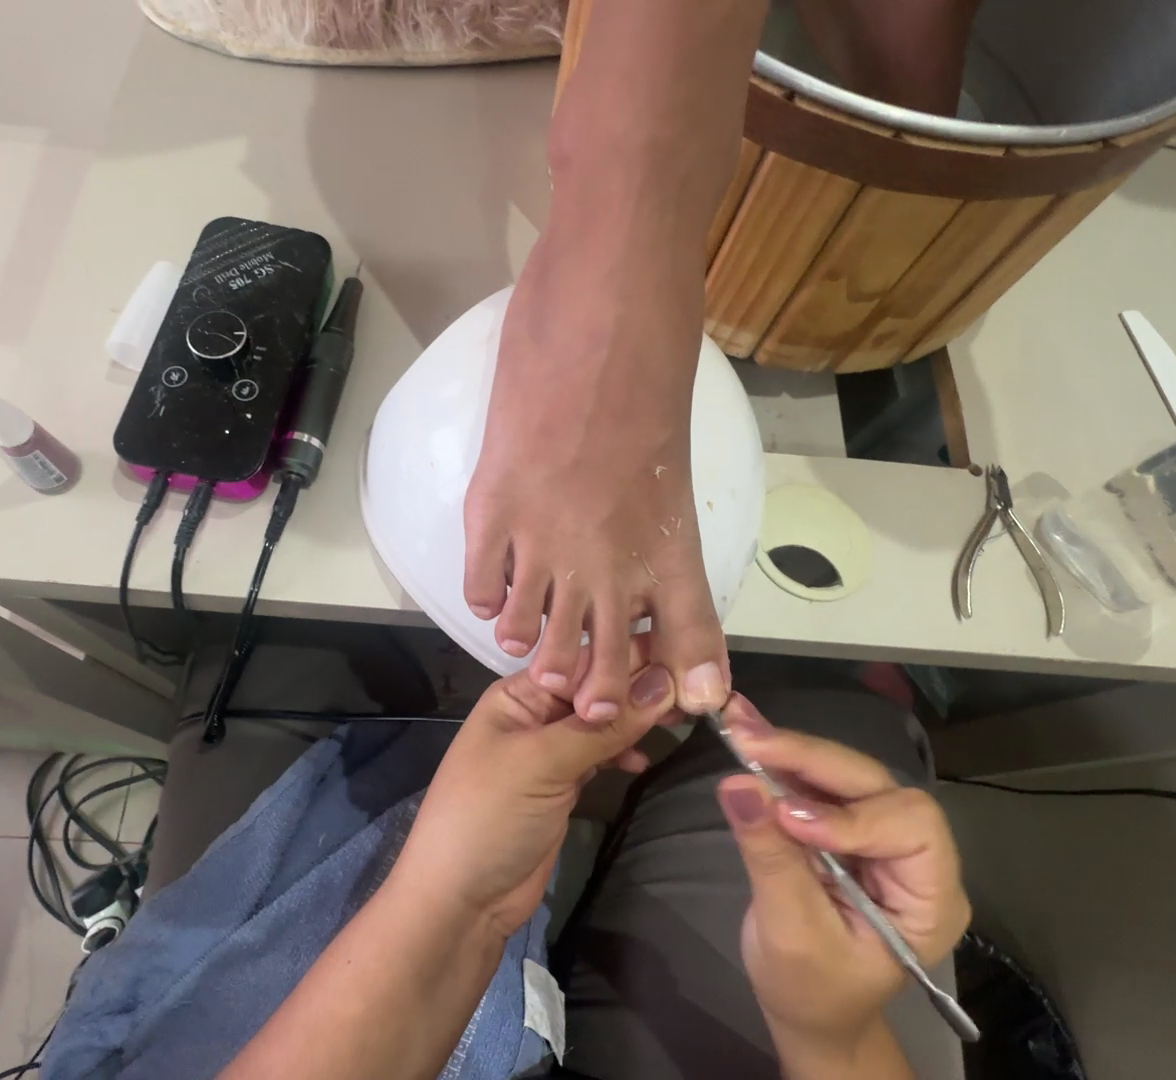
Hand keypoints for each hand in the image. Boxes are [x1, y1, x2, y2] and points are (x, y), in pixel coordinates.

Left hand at [392, 642, 678, 938]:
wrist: (461, 901)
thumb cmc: (489, 816)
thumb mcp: (543, 763)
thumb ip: (603, 726)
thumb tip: (663, 684)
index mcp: (519, 694)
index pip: (582, 662)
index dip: (630, 658)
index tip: (683, 655)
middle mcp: (534, 714)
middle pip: (595, 691)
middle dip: (638, 689)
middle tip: (694, 688)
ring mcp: (549, 752)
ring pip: (601, 724)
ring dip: (635, 722)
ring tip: (680, 719)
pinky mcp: (562, 786)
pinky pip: (599, 756)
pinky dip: (622, 754)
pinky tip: (644, 761)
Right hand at [464, 222, 729, 725]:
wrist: (609, 297)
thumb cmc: (656, 358)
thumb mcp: (681, 444)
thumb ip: (664, 513)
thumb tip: (640, 548)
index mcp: (672, 540)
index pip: (691, 636)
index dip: (691, 678)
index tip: (687, 702)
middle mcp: (613, 555)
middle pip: (605, 655)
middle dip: (600, 687)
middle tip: (588, 692)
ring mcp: (548, 535)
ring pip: (541, 634)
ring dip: (542, 650)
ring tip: (538, 648)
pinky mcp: (494, 504)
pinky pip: (484, 585)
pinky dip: (491, 598)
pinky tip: (497, 591)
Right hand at [714, 694, 969, 1058]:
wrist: (807, 1010)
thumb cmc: (811, 990)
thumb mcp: (790, 931)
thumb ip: (771, 857)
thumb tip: (736, 784)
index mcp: (929, 895)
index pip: (910, 827)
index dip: (851, 816)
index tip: (788, 818)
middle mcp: (911, 854)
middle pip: (872, 785)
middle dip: (811, 761)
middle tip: (748, 742)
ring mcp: (873, 834)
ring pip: (841, 774)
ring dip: (790, 751)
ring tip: (739, 731)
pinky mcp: (836, 823)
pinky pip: (812, 780)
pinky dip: (778, 756)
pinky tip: (745, 732)